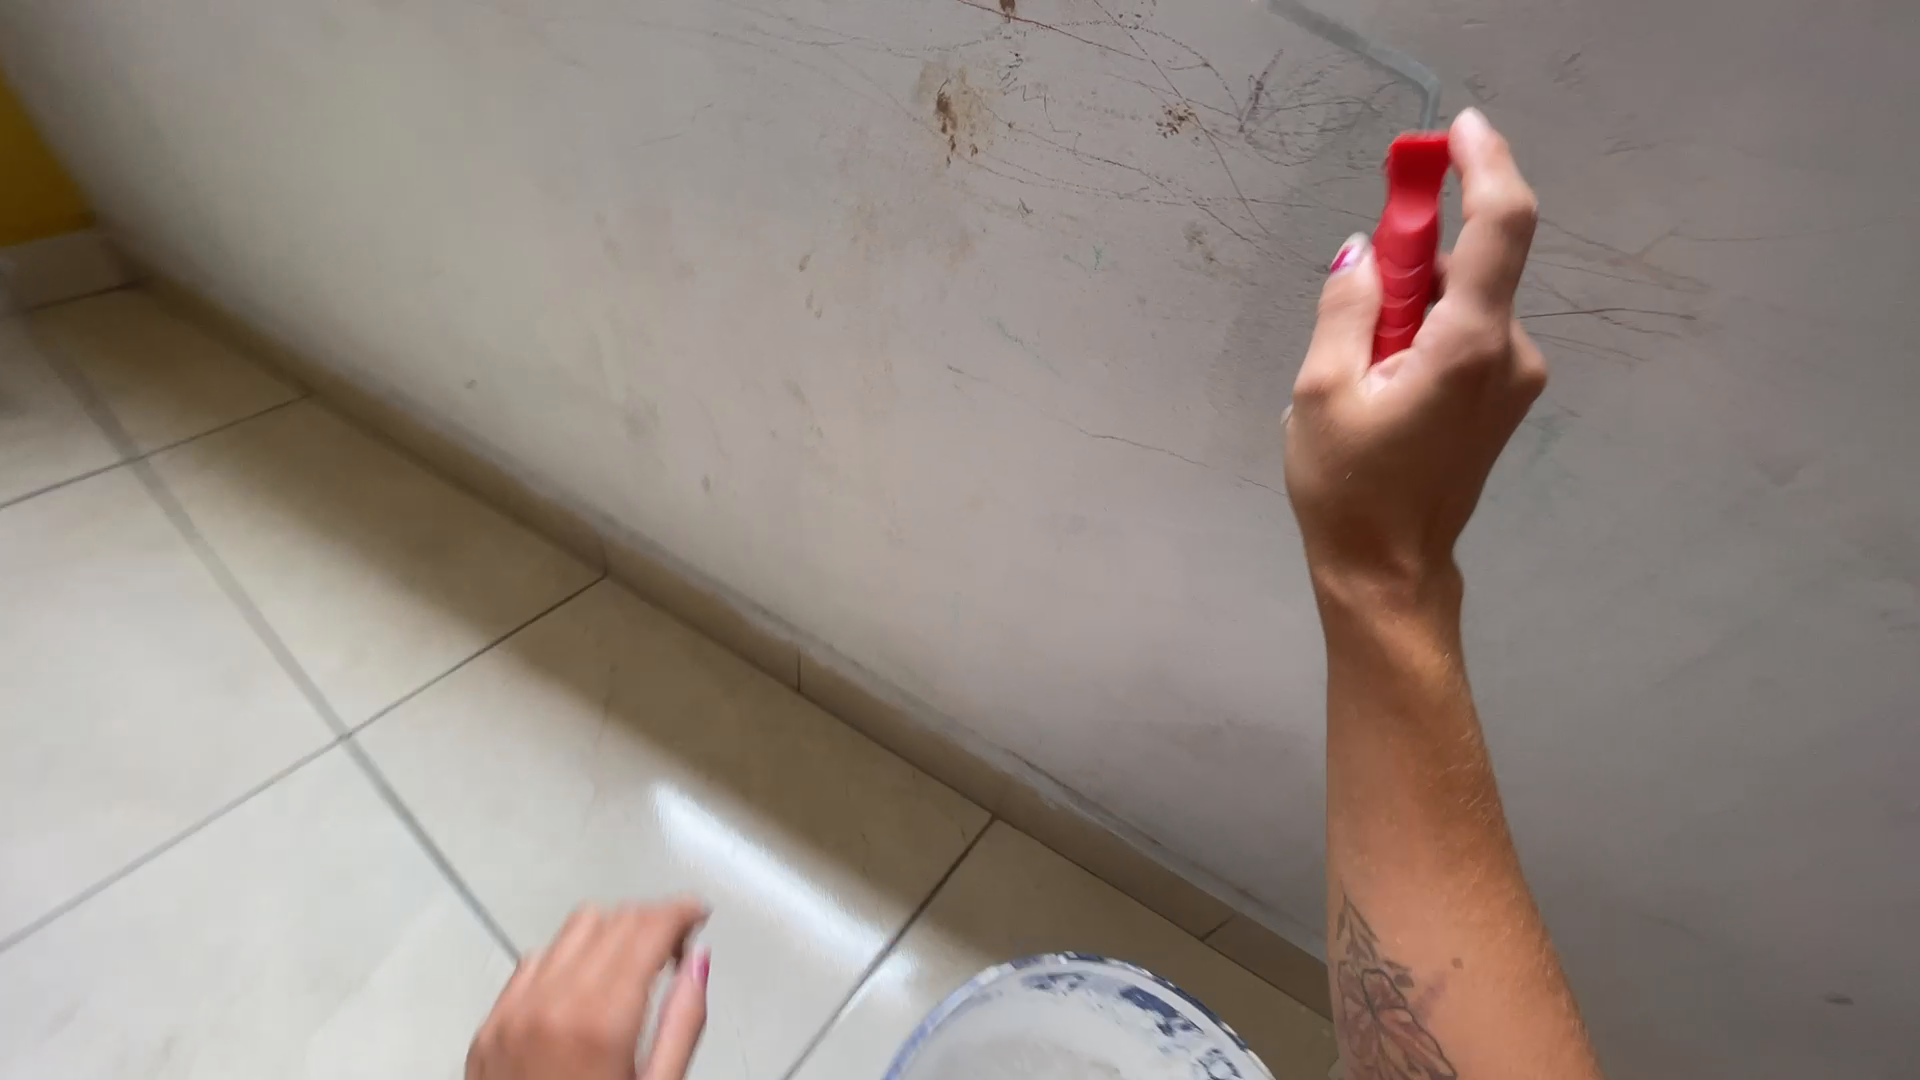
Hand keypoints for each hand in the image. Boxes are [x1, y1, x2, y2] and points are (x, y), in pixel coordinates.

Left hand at [467, 901, 710, 1079]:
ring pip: (577, 926)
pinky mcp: (488, 1029)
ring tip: (634, 963)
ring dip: (614, 930)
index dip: (682, 911)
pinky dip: (571, 955)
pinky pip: (537, 959)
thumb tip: (698, 959)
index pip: (649, 927)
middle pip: (617, 919)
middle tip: (677, 949)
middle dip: (655, 920)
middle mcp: (552, 1002)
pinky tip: (587, 986)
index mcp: (600, 1020)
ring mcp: (513, 1014)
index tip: (700, 916)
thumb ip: (684, 1020)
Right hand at [1285, 107, 1545, 601]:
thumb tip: (1358, 253)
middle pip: (1470, 269)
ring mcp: (1513, 380)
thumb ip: (1343, 311)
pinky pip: (1466, 338)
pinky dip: (1422, 335)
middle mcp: (1511, 353)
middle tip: (1353, 289)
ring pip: (1463, 307)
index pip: (1500, 226)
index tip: (1454, 133)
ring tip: (1353, 369)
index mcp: (1468, 345)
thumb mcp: (1319, 393)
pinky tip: (1379, 384)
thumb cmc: (1345, 486)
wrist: (1387, 567)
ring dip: (1408, 308)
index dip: (1484, 166)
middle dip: (1410, 261)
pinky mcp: (1500, 401)